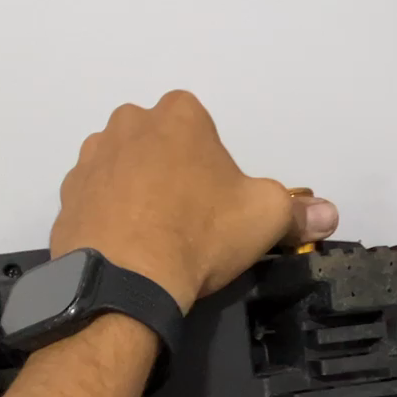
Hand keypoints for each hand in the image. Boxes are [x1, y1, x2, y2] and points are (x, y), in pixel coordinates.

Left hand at [50, 91, 338, 311]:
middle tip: (189, 229)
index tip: (220, 210)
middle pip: (162, 150)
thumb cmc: (200, 236)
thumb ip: (297, 211)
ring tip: (156, 246)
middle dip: (175, 181)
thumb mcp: (265, 220)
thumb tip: (329, 214)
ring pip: (126, 175)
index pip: (205, 135)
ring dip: (140, 200)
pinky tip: (128, 255)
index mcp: (180, 115)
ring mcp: (91, 160)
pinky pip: (97, 206)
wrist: (126, 281)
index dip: (217, 175)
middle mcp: (128, 124)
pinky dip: (111, 224)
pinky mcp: (67, 199)